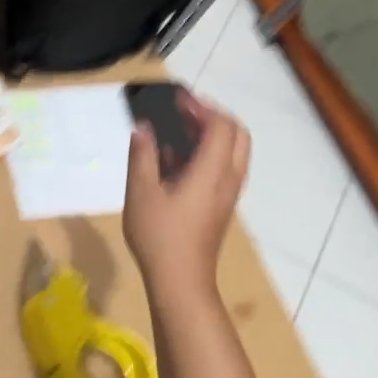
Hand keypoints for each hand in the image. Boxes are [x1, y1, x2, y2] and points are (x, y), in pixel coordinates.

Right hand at [123, 91, 250, 297]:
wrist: (180, 278)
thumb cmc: (159, 235)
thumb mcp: (141, 193)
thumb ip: (142, 156)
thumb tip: (142, 127)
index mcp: (212, 171)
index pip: (221, 125)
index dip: (201, 106)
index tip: (177, 98)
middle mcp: (228, 178)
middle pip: (237, 135)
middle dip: (213, 116)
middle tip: (183, 110)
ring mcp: (227, 193)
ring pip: (233, 152)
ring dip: (211, 134)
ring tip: (178, 129)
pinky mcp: (220, 205)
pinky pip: (223, 167)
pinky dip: (207, 153)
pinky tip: (175, 159)